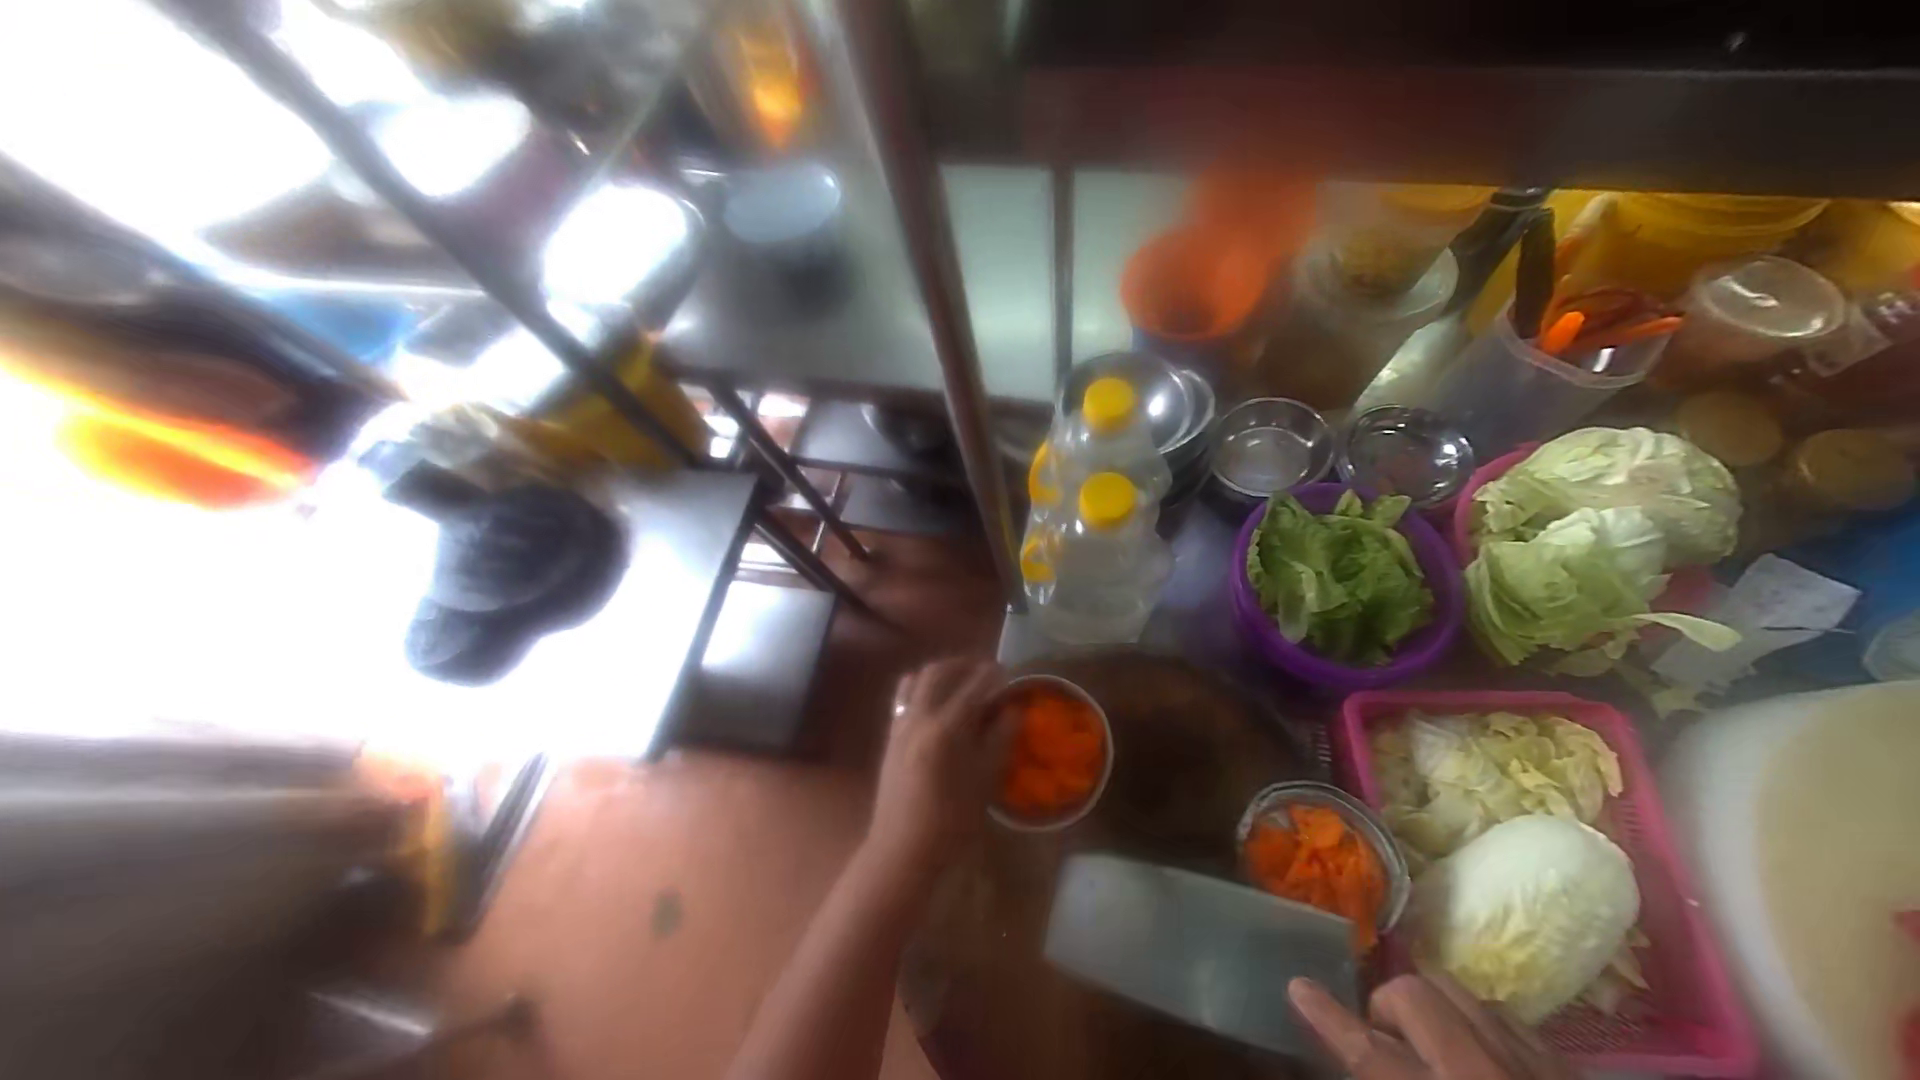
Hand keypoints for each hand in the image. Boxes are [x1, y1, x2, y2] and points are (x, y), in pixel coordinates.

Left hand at [860, 657, 1007, 891]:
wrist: (902, 848)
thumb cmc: (951, 820)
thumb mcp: (986, 780)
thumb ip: (1000, 738)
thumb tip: (1013, 709)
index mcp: (947, 727)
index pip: (974, 686)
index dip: (993, 675)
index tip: (1007, 672)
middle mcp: (920, 716)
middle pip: (940, 672)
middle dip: (964, 664)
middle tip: (984, 670)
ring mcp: (900, 724)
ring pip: (918, 679)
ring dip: (941, 672)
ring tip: (960, 679)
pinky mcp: (890, 735)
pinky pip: (904, 696)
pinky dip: (922, 687)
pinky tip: (935, 700)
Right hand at [1289, 974, 1575, 1079]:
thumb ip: (1386, 1079)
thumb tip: (1362, 1055)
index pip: (1370, 1052)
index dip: (1329, 1018)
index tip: (1299, 988)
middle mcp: (1483, 1078)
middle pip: (1411, 997)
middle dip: (1386, 1010)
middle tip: (1385, 1042)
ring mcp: (1535, 1070)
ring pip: (1460, 992)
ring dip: (1432, 1007)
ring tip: (1431, 1039)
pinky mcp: (1571, 1073)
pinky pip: (1510, 1018)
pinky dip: (1482, 1022)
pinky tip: (1483, 1049)